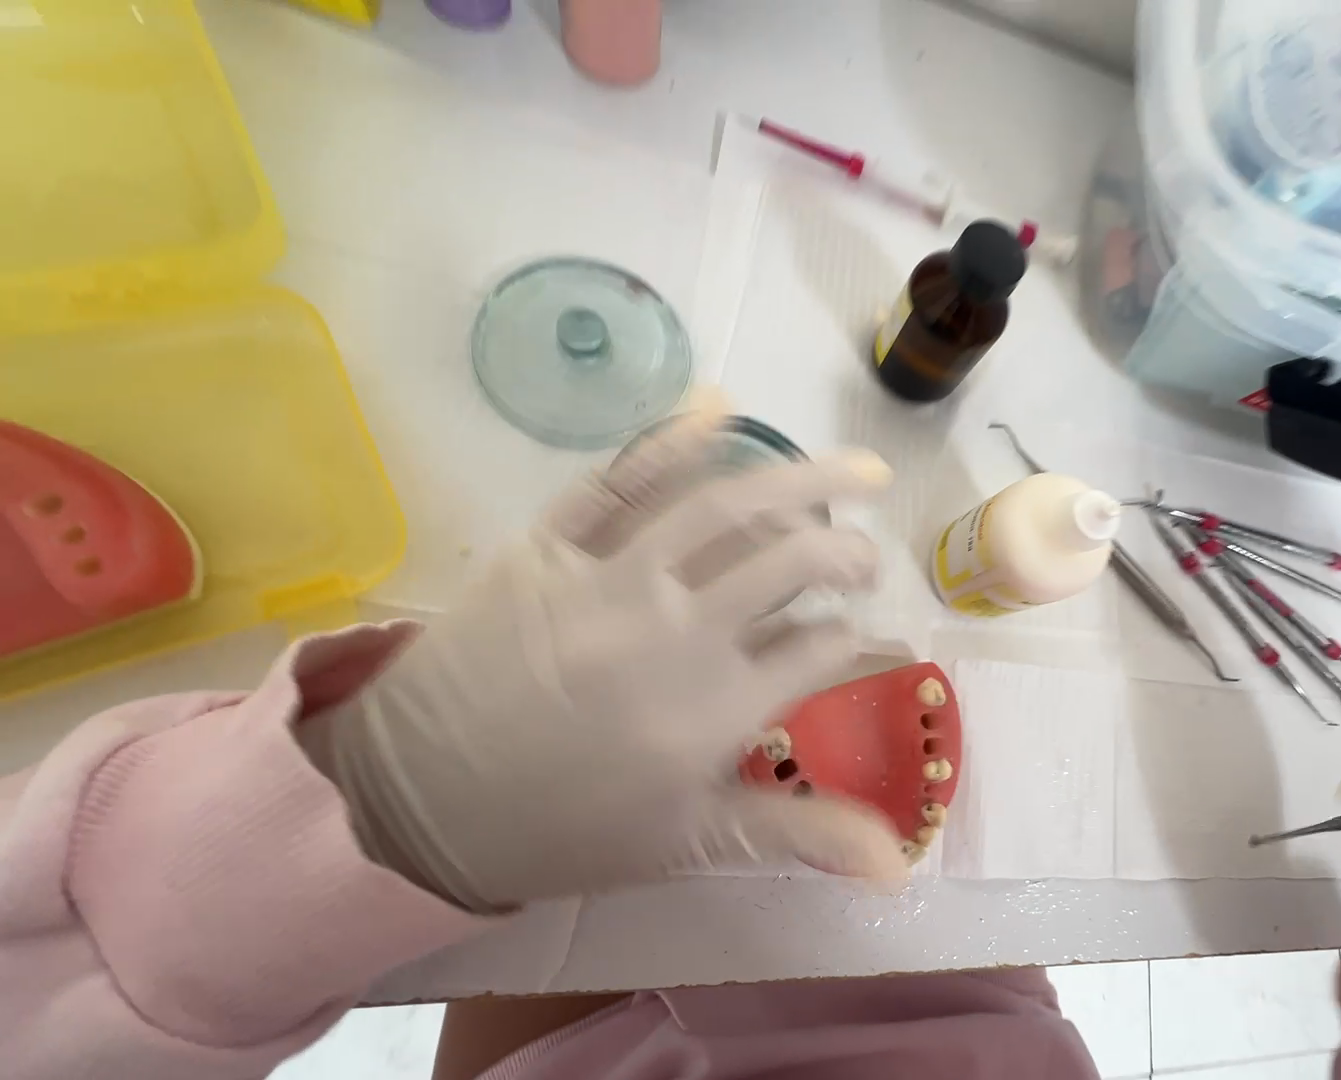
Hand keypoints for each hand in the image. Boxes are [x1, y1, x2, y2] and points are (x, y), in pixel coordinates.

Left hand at [298, 401, 909, 910]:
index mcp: (717, 710)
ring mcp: (613, 581)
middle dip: (850, 560)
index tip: (885, 638)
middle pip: (794, 567)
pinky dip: (672, 439)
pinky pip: (618, 481)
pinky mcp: (552, 549)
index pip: (824, 651)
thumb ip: (801, 834)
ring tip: (859, 472)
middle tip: (867, 563)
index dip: (866, 640)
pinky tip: (721, 406)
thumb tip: (900, 864)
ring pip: (726, 509)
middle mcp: (678, 633)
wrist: (411, 802)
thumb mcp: (693, 840)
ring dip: (805, 483)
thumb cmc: (568, 826)